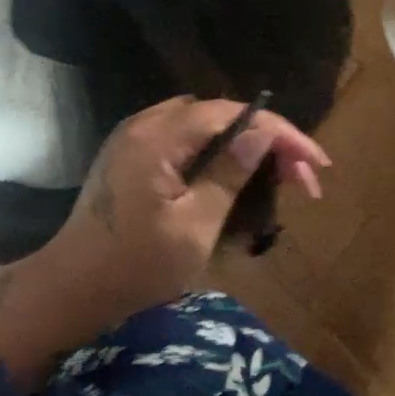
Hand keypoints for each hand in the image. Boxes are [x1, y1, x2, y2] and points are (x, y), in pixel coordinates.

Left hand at [35, 97, 330, 324]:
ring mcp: (130, 138)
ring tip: (277, 180)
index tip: (318, 163)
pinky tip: (234, 180)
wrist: (76, 283)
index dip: (276, 130)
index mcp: (155, 136)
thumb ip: (228, 174)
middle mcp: (141, 124)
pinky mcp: (128, 156)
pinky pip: (178, 140)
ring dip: (239, 146)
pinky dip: (211, 153)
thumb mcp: (195, 224)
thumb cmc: (139, 262)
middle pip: (212, 115)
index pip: (226, 112)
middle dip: (262, 138)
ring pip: (197, 126)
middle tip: (303, 180)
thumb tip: (261, 133)